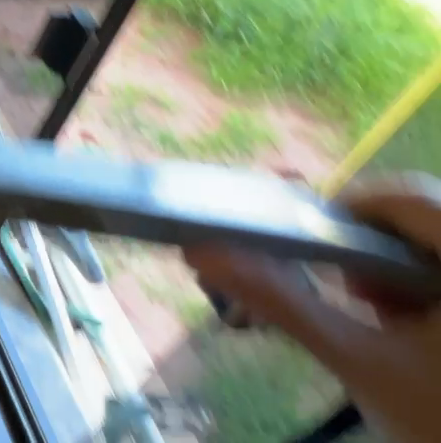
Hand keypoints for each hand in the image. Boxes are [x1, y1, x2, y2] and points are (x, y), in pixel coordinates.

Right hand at [186, 173, 440, 442]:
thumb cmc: (438, 415)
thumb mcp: (358, 360)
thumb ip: (282, 302)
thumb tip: (197, 250)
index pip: (412, 198)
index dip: (356, 205)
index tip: (317, 240)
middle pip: (422, 217)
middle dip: (372, 243)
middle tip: (351, 287)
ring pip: (437, 241)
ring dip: (394, 266)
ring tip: (378, 311)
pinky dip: (423, 283)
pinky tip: (411, 323)